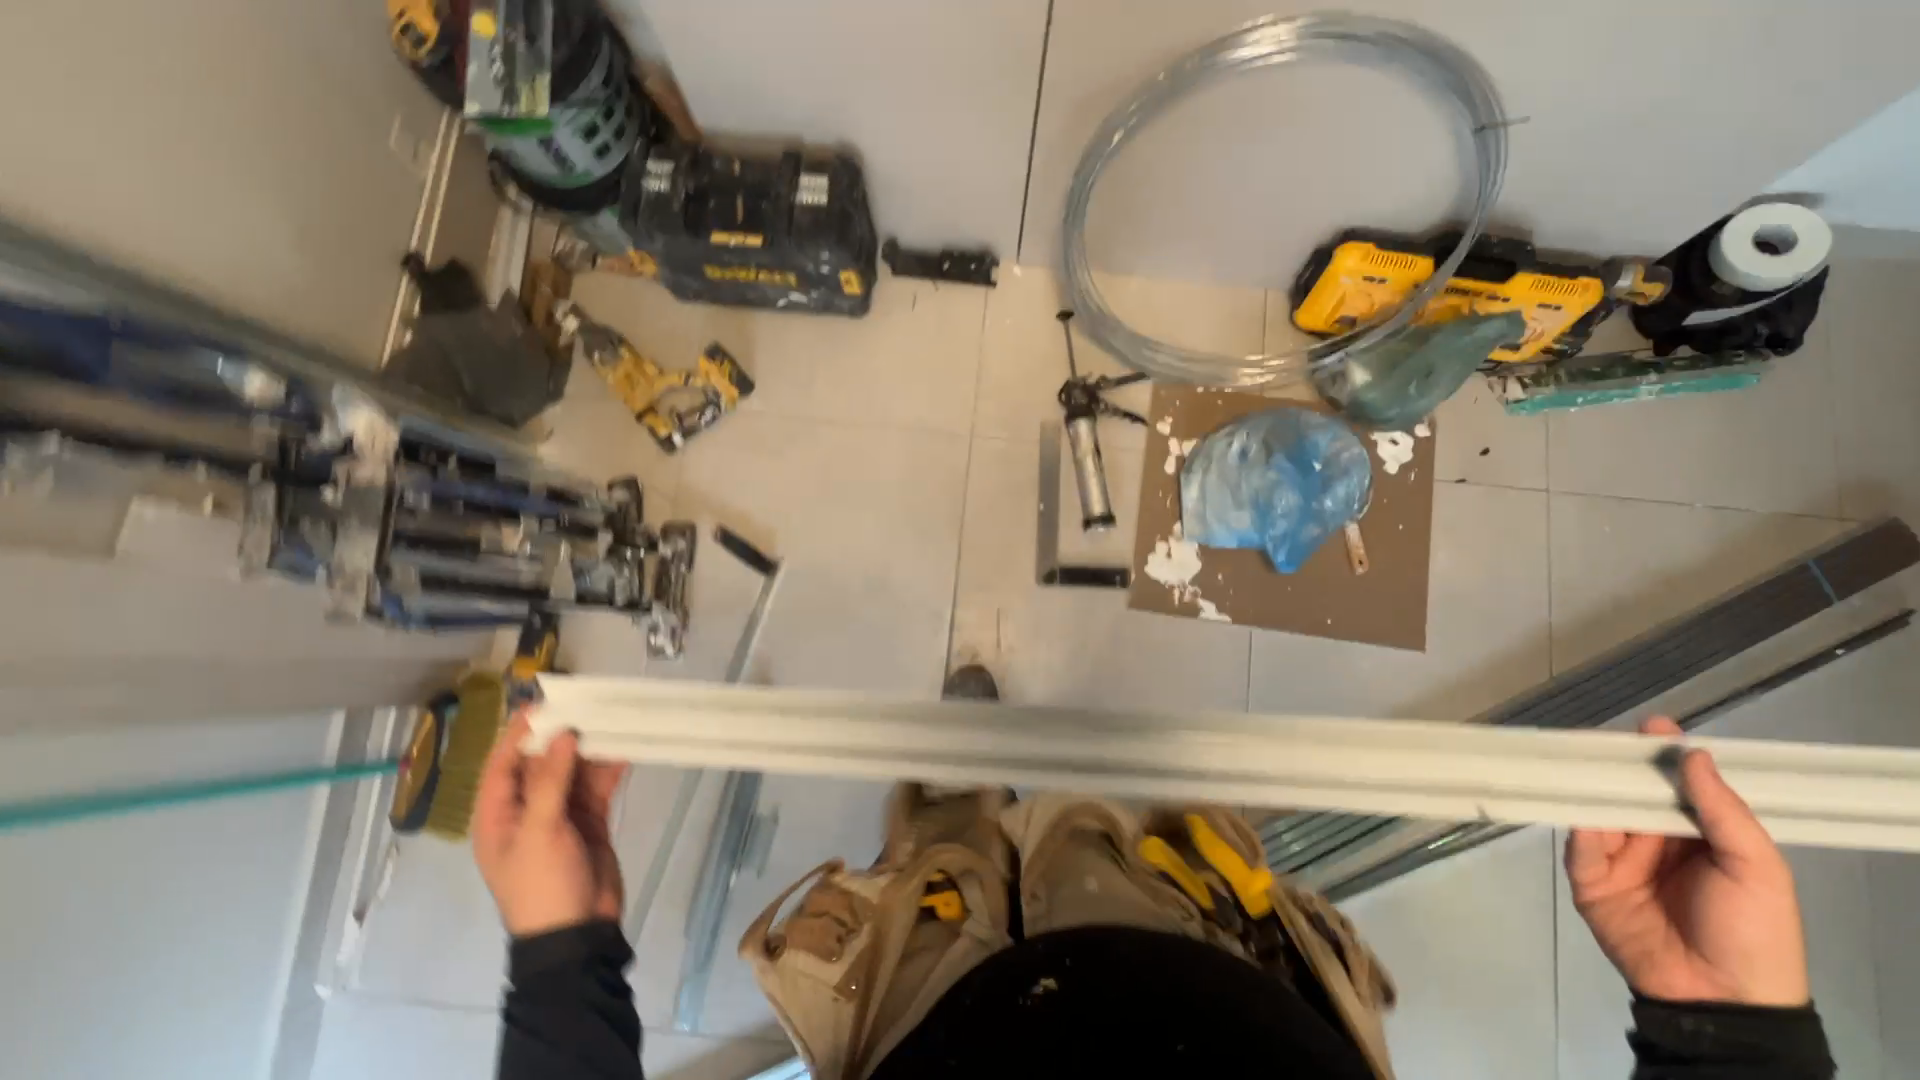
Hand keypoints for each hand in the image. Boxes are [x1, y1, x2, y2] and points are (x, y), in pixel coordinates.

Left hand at [473, 711, 629, 936]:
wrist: (576, 933)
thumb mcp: (540, 831)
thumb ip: (550, 780)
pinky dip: (609, 768)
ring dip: (590, 749)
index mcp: (497, 815)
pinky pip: (596, 787)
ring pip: (573, 772)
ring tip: (612, 719)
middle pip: (541, 763)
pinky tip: (626, 748)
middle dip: (562, 736)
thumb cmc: (542, 884)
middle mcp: (525, 810)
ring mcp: (559, 816)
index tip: (544, 703)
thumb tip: (563, 733)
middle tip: (587, 704)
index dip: (520, 733)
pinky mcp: (589, 822)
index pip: (503, 764)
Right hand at [1566, 716, 1809, 1006]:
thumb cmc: (1753, 931)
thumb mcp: (1757, 870)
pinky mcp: (1589, 879)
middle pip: (1629, 791)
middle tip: (1600, 742)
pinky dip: (1577, 829)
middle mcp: (1654, 838)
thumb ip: (1724, 812)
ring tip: (1579, 768)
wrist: (1717, 998)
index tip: (1651, 726)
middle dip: (1616, 766)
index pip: (1677, 784)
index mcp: (1699, 833)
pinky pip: (1578, 846)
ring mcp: (1618, 858)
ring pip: (1597, 811)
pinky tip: (1581, 817)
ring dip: (1590, 791)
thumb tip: (1693, 753)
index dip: (1665, 754)